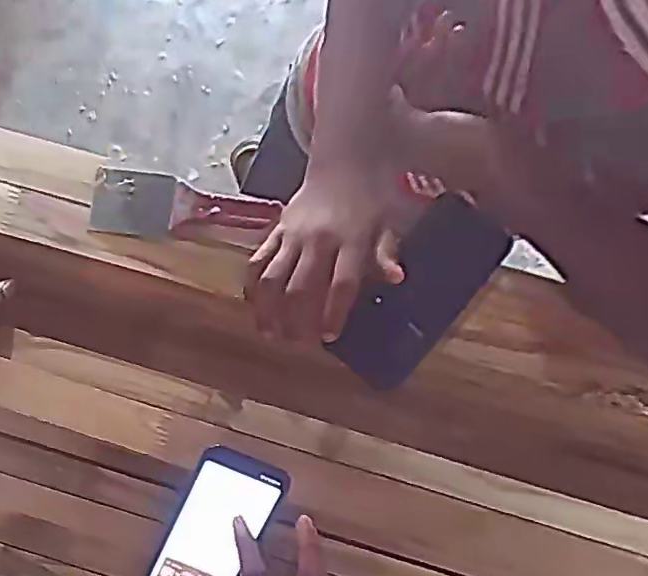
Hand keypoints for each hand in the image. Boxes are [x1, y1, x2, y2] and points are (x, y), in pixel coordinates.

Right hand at [246, 168, 418, 344]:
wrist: (344, 160)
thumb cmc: (368, 201)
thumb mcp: (385, 223)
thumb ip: (385, 253)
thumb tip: (395, 279)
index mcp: (351, 238)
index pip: (341, 283)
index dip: (333, 313)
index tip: (328, 336)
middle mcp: (318, 238)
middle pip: (301, 288)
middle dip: (297, 321)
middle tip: (297, 343)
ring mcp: (292, 235)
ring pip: (272, 279)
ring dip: (268, 311)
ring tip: (269, 334)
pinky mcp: (275, 231)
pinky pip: (257, 262)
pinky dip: (252, 287)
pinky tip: (255, 308)